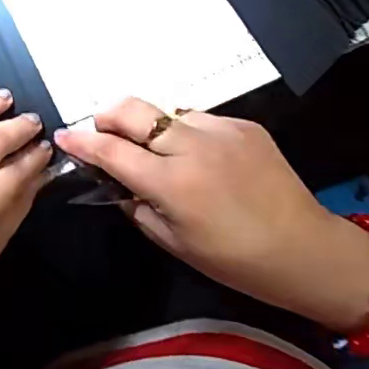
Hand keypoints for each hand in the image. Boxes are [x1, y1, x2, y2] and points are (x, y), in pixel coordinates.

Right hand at [55, 98, 368, 333]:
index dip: (82, 142)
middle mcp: (192, 145)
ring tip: (161, 155)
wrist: (303, 248)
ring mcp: (221, 129)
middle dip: (107, 116)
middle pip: (132, 108)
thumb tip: (115, 181)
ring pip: (166, 112)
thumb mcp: (174, 242)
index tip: (65, 136)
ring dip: (151, 128)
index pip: (112, 151)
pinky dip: (187, 135)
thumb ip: (137, 205)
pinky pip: (199, 120)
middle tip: (102, 133)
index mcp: (172, 183)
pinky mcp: (244, 124)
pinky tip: (201, 160)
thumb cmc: (234, 259)